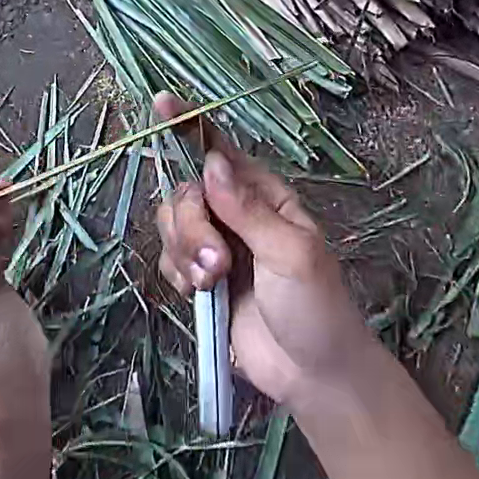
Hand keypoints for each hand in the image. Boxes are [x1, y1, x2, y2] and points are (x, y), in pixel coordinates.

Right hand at [151, 93, 378, 407]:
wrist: (312, 375)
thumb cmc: (316, 306)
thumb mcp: (291, 253)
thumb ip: (247, 210)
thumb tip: (211, 163)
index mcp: (262, 194)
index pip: (220, 150)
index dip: (190, 126)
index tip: (162, 103)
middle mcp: (234, 211)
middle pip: (186, 191)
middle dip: (192, 226)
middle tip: (217, 263)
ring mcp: (215, 243)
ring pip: (172, 223)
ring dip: (186, 253)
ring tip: (214, 284)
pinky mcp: (200, 276)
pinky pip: (168, 257)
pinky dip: (178, 273)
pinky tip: (201, 294)